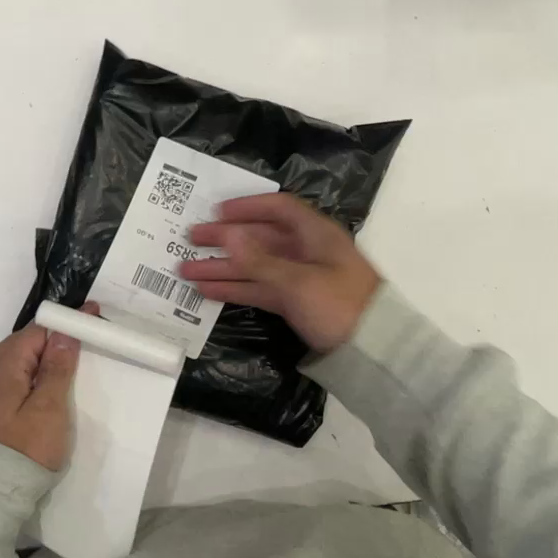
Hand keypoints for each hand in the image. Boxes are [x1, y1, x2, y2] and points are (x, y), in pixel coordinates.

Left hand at [0, 317, 83, 470]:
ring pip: (26, 359)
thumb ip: (56, 367)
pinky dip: (40, 372)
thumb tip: (64, 332)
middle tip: (94, 336)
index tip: (95, 318)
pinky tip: (58, 380)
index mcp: (3, 363)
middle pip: (30, 342)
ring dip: (51, 356)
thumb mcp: (49, 406)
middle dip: (60, 337)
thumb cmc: (27, 447)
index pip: (39, 330)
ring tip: (82, 357)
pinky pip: (20, 375)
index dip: (67, 324)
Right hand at [179, 194, 382, 353]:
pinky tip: (207, 290)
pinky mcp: (293, 302)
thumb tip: (227, 234)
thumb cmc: (339, 306)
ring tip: (186, 271)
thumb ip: (259, 260)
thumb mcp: (298, 282)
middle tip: (190, 240)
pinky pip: (258, 289)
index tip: (216, 211)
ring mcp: (298, 278)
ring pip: (254, 266)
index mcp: (316, 235)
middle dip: (224, 239)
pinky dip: (234, 289)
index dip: (247, 207)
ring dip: (222, 268)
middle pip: (260, 238)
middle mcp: (305, 251)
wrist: (372, 351)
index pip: (279, 209)